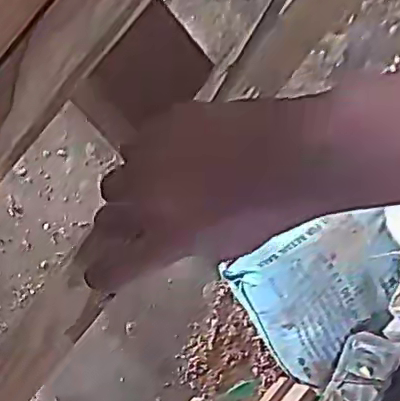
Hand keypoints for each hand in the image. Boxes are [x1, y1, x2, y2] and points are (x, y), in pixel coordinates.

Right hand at [87, 98, 336, 291]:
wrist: (299, 152)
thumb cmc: (271, 211)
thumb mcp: (221, 247)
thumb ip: (182, 246)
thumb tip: (167, 241)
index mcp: (164, 242)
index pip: (111, 269)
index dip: (102, 275)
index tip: (100, 275)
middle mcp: (147, 204)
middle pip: (106, 221)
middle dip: (117, 224)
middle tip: (137, 221)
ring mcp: (151, 161)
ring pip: (116, 180)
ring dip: (130, 186)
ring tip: (154, 181)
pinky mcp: (164, 125)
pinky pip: (137, 143)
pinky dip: (148, 152)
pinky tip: (172, 152)